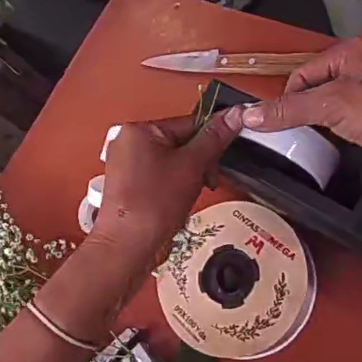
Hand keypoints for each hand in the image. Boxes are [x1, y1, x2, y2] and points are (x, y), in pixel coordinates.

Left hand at [93, 108, 243, 268]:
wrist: (129, 246)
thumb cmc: (149, 206)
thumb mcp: (192, 166)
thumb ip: (214, 139)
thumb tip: (233, 116)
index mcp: (139, 131)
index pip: (188, 122)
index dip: (211, 137)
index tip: (228, 146)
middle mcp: (129, 145)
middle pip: (181, 143)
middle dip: (200, 163)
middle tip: (206, 178)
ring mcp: (129, 168)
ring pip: (174, 163)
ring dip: (190, 177)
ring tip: (188, 194)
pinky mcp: (133, 187)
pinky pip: (163, 179)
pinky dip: (176, 188)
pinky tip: (177, 202)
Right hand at [239, 32, 361, 180]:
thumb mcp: (330, 107)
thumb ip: (288, 110)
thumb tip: (254, 115)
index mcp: (359, 47)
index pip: (306, 69)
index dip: (289, 96)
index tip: (276, 119)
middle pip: (323, 84)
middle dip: (310, 108)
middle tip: (303, 129)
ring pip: (341, 101)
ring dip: (331, 120)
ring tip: (331, 135)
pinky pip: (360, 116)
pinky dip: (350, 129)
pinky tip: (354, 140)